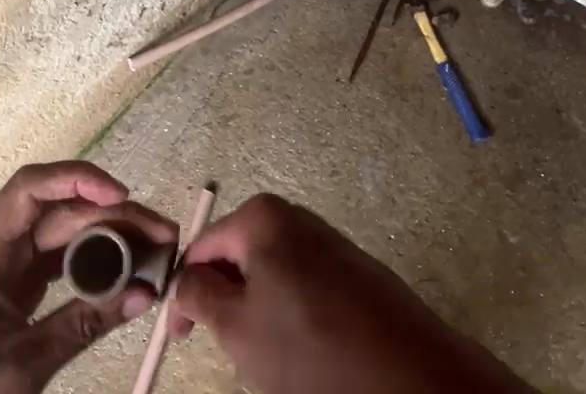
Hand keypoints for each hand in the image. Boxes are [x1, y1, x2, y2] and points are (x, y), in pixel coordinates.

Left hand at [0, 161, 177, 393]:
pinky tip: (126, 270)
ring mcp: (2, 270)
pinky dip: (93, 263)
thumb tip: (147, 294)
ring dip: (108, 237)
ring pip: (63, 234)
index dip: (77, 180)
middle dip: (112, 216)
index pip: (29, 191)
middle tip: (163, 234)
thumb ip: (84, 325)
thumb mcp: (21, 367)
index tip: (122, 196)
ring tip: (155, 250)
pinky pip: (58, 261)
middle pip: (58, 212)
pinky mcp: (12, 290)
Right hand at [167, 194, 539, 393]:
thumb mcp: (236, 326)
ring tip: (267, 350)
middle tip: (225, 343)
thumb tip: (185, 278)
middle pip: (237, 255)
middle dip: (224, 298)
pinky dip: (287, 310)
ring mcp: (326, 239)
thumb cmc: (311, 345)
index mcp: (261, 217)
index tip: (181, 335)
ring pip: (268, 273)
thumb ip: (198, 294)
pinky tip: (300, 345)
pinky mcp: (349, 266)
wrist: (404, 369)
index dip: (184, 291)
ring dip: (255, 308)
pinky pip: (300, 282)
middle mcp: (294, 216)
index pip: (201, 247)